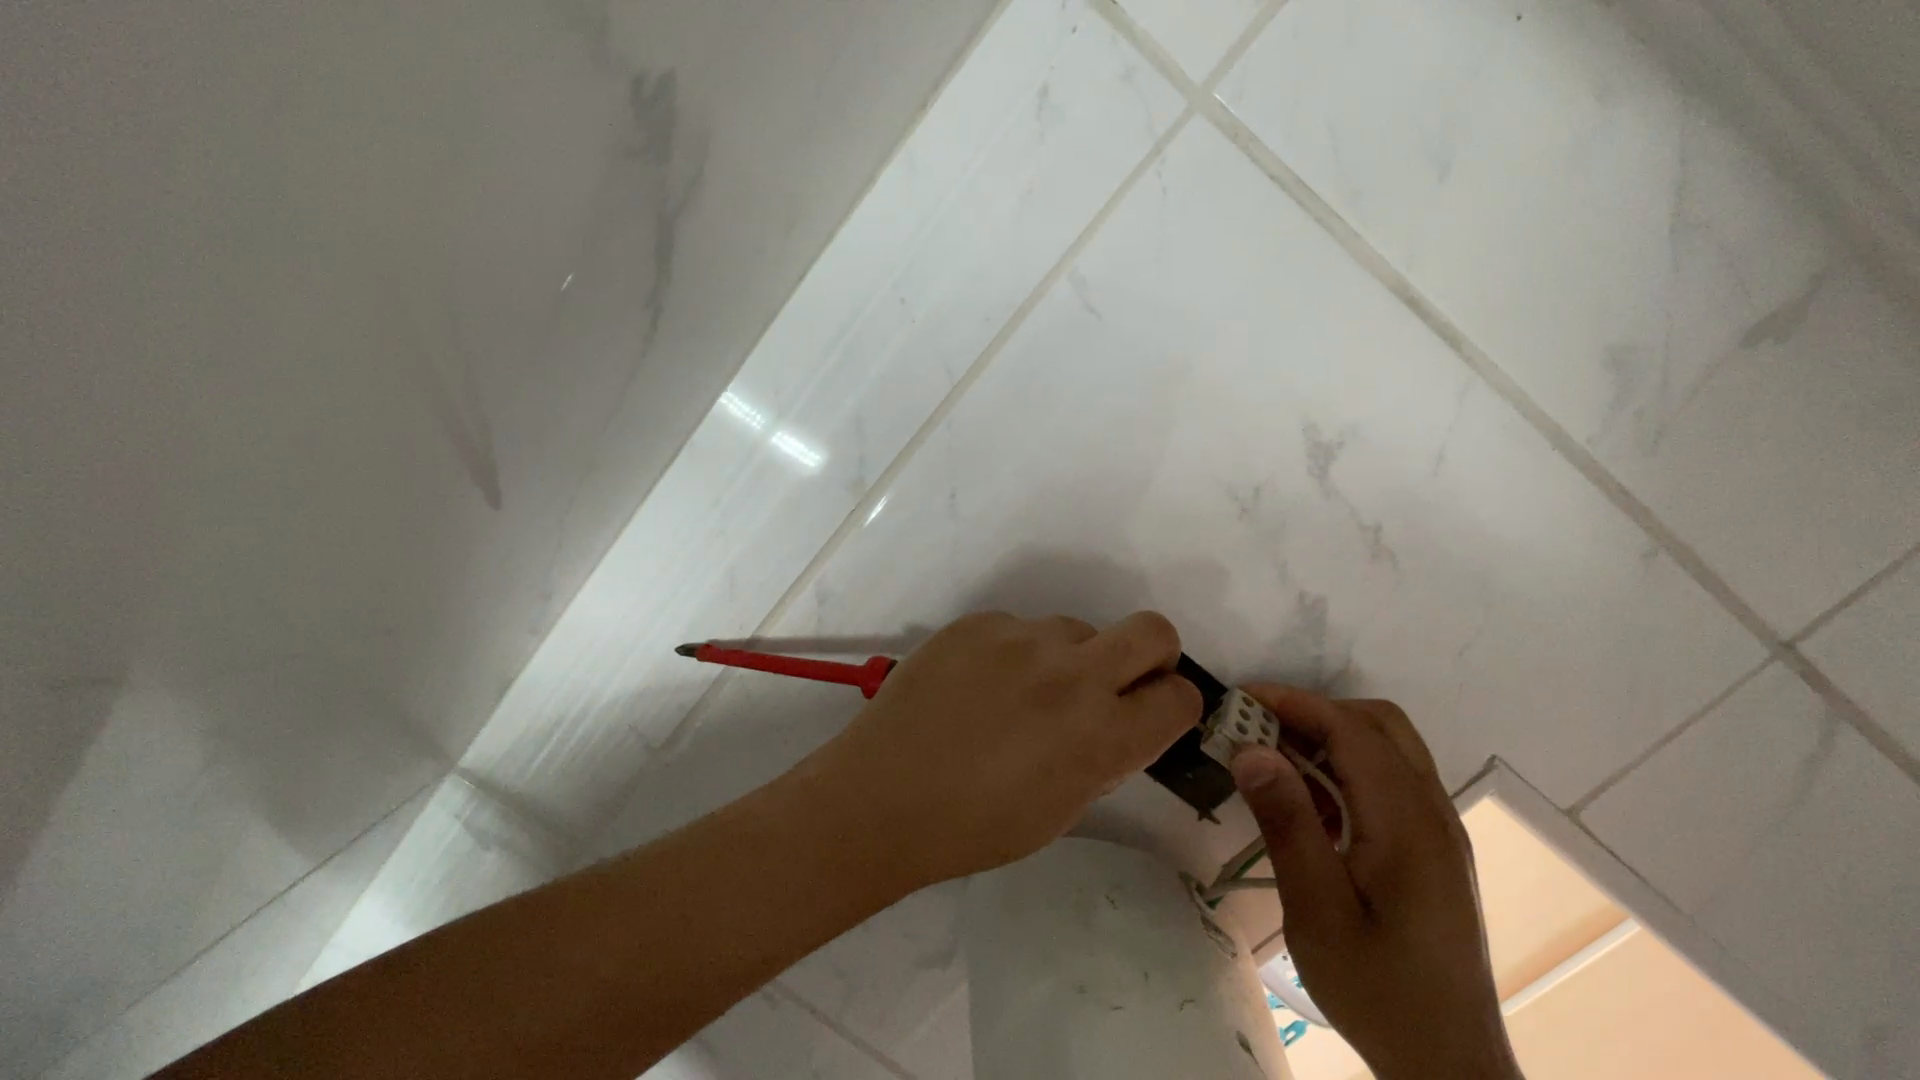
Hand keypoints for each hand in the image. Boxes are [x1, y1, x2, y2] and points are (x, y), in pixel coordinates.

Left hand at [806, 611, 1201, 887]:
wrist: (880, 798)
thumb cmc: (974, 828)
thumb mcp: (1061, 810)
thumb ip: (1105, 758)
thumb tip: (1122, 725)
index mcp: (1101, 736)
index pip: (1180, 698)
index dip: (1172, 708)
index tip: (1152, 716)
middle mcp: (1073, 675)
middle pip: (1153, 631)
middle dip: (1152, 656)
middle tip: (1117, 684)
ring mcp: (1022, 640)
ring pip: (1078, 628)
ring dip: (1070, 657)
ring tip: (1022, 695)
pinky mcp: (978, 624)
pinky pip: (1020, 628)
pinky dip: (1015, 652)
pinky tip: (978, 687)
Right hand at [1230, 685, 1520, 1079]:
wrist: (1447, 1062)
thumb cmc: (1377, 989)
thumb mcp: (1317, 910)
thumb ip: (1288, 823)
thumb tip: (1252, 749)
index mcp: (1408, 821)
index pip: (1351, 730)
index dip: (1294, 704)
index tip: (1238, 701)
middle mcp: (1433, 813)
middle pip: (1379, 725)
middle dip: (1314, 712)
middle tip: (1255, 729)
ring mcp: (1439, 832)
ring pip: (1389, 751)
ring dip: (1331, 739)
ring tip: (1273, 762)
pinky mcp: (1434, 852)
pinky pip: (1392, 784)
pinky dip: (1348, 771)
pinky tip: (1309, 807)